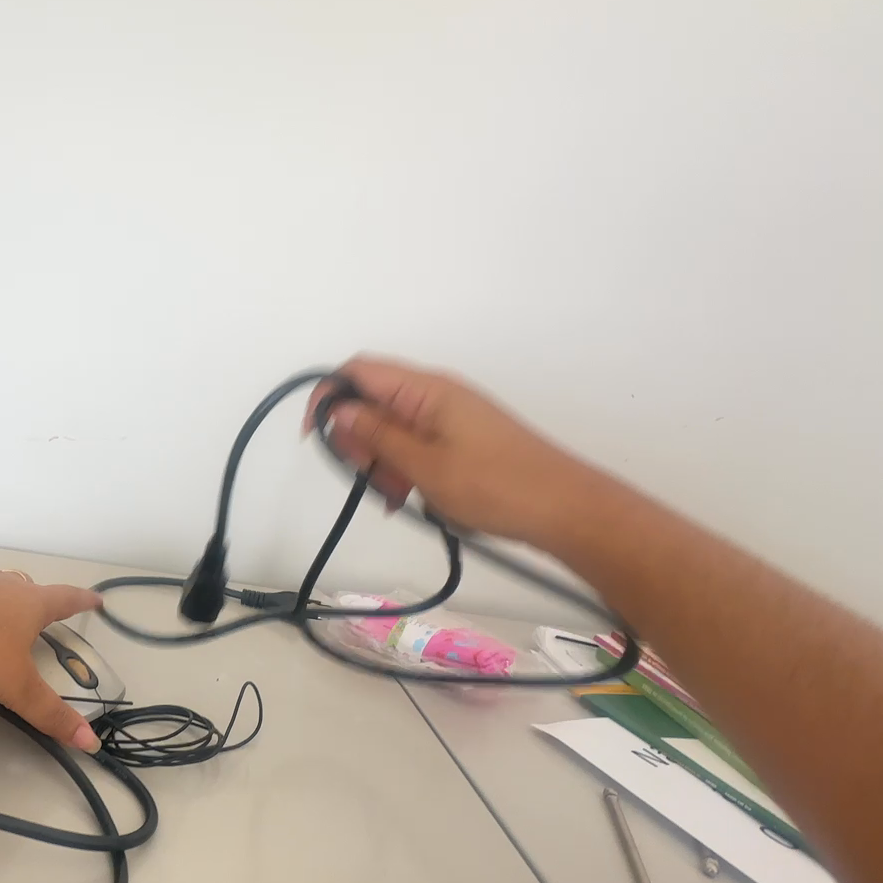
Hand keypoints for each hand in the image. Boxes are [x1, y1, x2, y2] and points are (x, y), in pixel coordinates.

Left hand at [0, 569, 103, 752]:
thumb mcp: (16, 686)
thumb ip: (49, 713)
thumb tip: (89, 740)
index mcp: (32, 603)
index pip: (67, 599)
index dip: (84, 601)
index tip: (97, 599)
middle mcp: (7, 587)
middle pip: (31, 590)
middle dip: (42, 602)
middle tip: (45, 615)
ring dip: (6, 605)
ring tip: (3, 623)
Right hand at [304, 355, 609, 544]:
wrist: (567, 511)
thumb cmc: (495, 486)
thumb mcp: (424, 465)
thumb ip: (377, 435)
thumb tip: (339, 409)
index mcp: (426, 390)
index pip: (358, 371)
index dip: (327, 396)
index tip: (315, 438)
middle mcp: (435, 395)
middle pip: (371, 400)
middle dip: (356, 437)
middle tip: (366, 476)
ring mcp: (448, 417)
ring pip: (389, 427)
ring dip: (379, 459)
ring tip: (394, 497)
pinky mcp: (458, 438)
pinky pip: (413, 444)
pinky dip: (401, 467)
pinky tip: (407, 498)